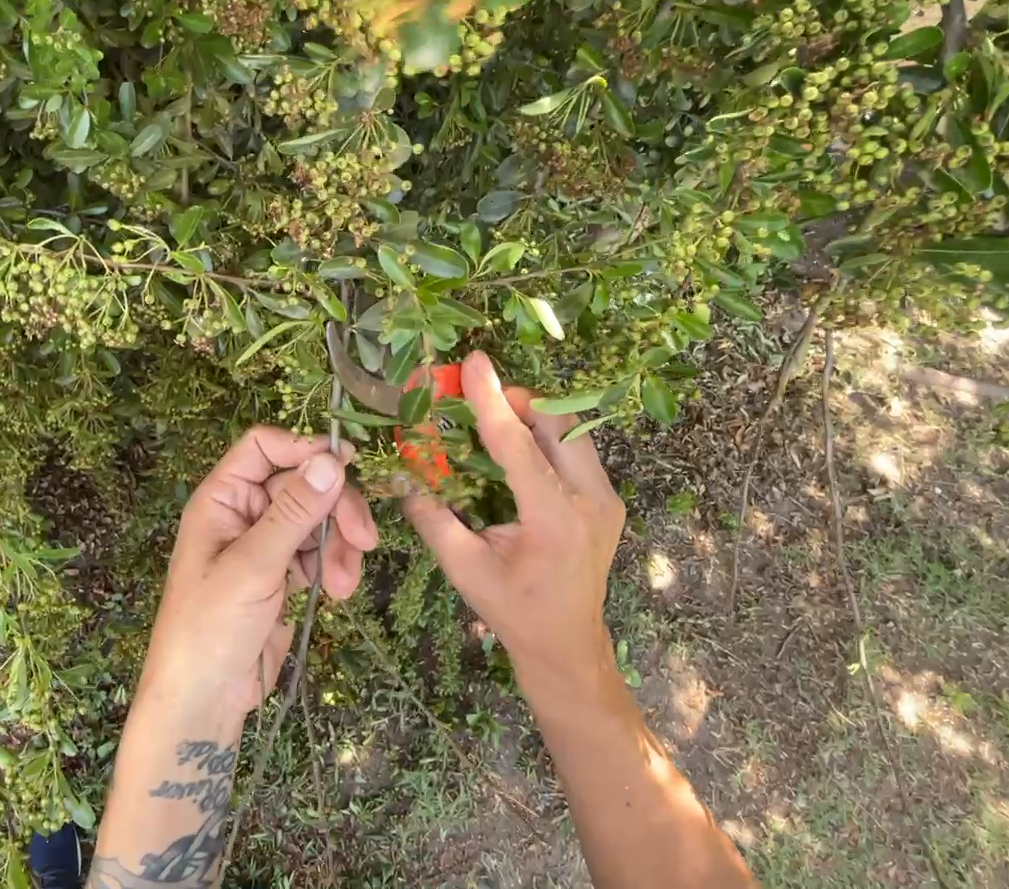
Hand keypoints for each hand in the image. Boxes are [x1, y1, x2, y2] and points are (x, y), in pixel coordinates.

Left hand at [136, 426, 377, 723]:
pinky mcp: (282, 574)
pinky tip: (339, 592)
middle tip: (364, 539)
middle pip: (301, 484)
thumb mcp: (253, 566)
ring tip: (343, 584)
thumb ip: (293, 513)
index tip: (347, 464)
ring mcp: (264, 544)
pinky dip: (334, 565)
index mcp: (222, 498)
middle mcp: (243, 513)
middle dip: (335, 510)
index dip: (303, 449)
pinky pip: (318, 551)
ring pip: (316, 519)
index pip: (264, 448)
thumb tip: (331, 461)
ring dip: (338, 545)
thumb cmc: (211, 626)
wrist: (204, 700)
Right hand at [401, 351, 625, 693]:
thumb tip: (401, 475)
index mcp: (554, 518)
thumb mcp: (463, 567)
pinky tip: (516, 448)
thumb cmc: (513, 610)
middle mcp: (591, 500)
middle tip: (476, 401)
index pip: (516, 443)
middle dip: (515, 401)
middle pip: (555, 423)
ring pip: (571, 431)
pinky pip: (575, 450)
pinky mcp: (607, 501)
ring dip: (532, 417)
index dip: (490, 399)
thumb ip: (432, 516)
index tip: (472, 362)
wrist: (567, 646)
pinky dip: (544, 437)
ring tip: (493, 420)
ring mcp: (606, 499)